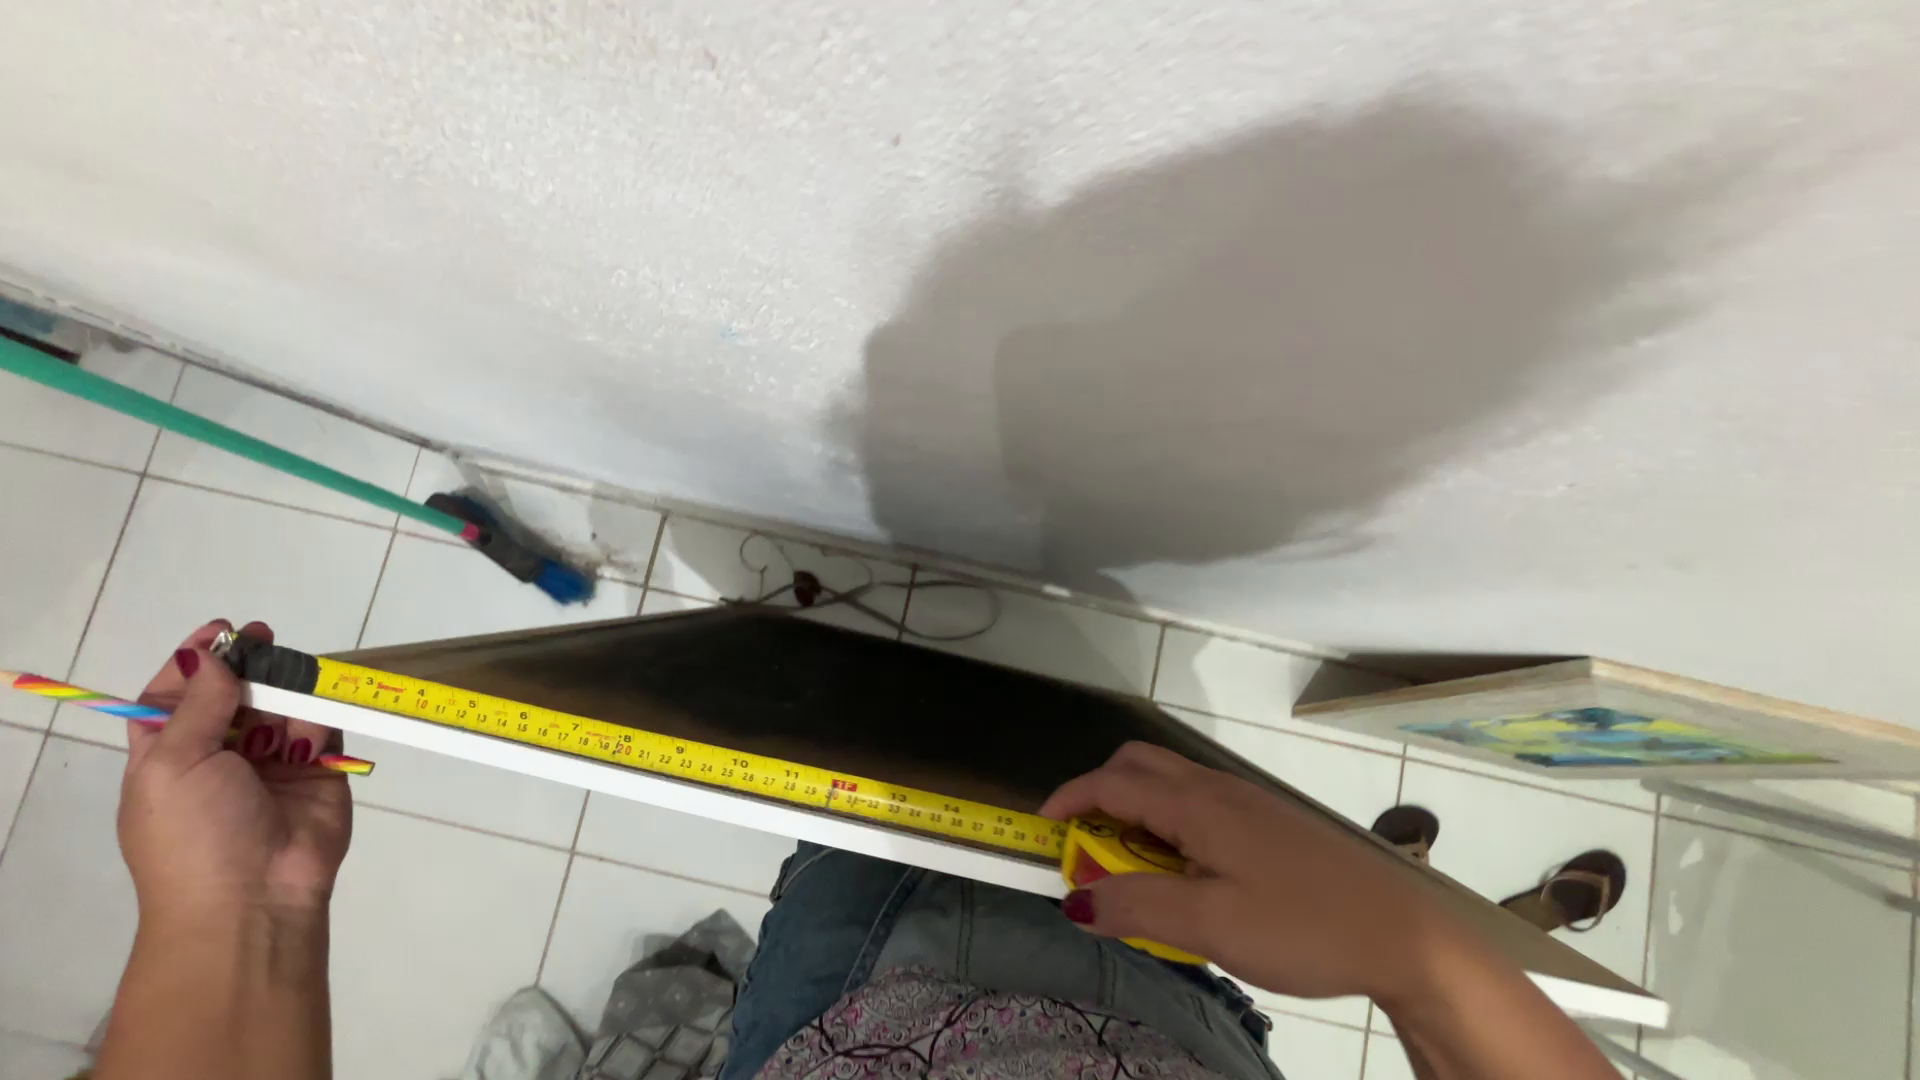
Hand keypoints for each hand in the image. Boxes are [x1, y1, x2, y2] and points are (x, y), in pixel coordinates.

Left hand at [118, 620, 352, 924]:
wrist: (254, 893)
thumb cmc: (194, 833)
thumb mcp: (173, 766)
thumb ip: (198, 707)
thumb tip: (215, 659)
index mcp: (169, 756)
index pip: (176, 696)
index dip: (195, 662)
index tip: (219, 631)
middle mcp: (222, 754)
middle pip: (237, 694)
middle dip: (250, 666)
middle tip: (265, 637)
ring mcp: (274, 761)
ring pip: (283, 706)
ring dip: (288, 690)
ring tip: (296, 678)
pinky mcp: (321, 769)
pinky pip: (323, 728)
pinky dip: (322, 717)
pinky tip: (318, 719)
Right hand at [1040, 742, 1474, 1006]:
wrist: (1403, 933)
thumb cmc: (1302, 925)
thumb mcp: (1212, 926)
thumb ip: (1138, 907)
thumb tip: (1075, 901)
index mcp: (1196, 804)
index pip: (1112, 782)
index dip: (1069, 799)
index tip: (1042, 831)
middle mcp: (1215, 788)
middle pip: (1137, 765)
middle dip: (1098, 795)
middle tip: (1087, 848)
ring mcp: (1244, 801)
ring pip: (1167, 783)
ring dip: (1133, 811)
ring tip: (1131, 868)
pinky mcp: (1264, 821)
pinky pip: (1194, 803)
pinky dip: (1164, 823)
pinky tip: (1183, 873)